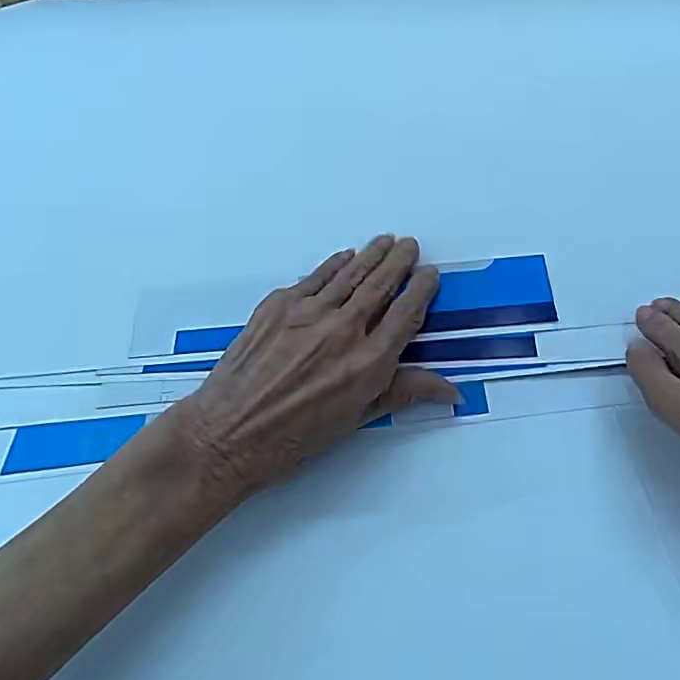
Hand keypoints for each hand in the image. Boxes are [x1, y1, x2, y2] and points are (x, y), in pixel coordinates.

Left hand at [166, 235, 459, 499]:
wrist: (228, 433)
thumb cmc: (292, 438)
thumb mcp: (355, 420)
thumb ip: (402, 392)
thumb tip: (450, 389)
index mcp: (367, 363)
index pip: (406, 313)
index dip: (421, 289)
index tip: (429, 274)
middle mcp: (342, 330)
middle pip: (380, 284)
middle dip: (399, 261)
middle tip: (409, 246)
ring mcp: (308, 313)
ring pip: (350, 274)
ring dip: (371, 255)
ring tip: (385, 241)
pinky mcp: (279, 305)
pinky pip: (315, 277)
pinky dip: (334, 265)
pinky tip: (344, 257)